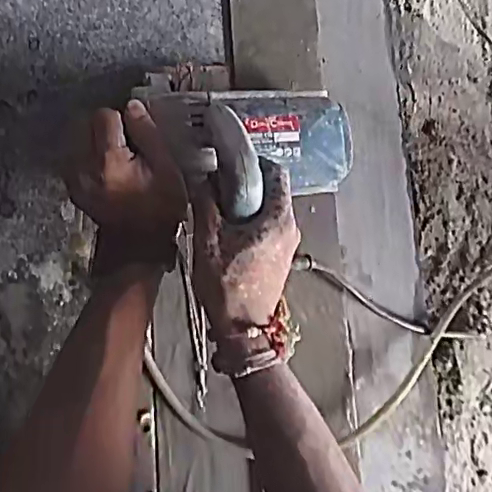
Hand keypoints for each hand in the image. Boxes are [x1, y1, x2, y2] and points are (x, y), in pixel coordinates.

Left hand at [64, 100, 185, 270]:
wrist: (137, 247)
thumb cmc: (158, 211)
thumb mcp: (167, 171)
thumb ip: (149, 135)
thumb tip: (133, 106)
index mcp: (108, 161)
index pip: (104, 116)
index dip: (123, 120)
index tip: (136, 136)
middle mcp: (84, 167)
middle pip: (86, 123)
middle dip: (106, 127)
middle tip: (128, 145)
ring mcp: (75, 177)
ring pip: (78, 137)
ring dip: (96, 139)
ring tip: (118, 157)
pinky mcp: (73, 186)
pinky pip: (76, 155)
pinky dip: (89, 154)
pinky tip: (108, 168)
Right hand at [189, 159, 298, 333]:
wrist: (242, 330)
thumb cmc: (227, 286)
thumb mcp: (208, 239)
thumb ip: (205, 202)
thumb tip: (201, 177)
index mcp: (279, 219)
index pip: (276, 171)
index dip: (252, 161)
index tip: (229, 162)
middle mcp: (290, 229)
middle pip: (271, 190)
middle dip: (244, 183)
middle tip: (216, 184)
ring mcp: (288, 245)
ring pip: (268, 209)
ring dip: (244, 204)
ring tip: (216, 206)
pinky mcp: (279, 257)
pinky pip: (267, 227)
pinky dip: (249, 220)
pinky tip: (225, 229)